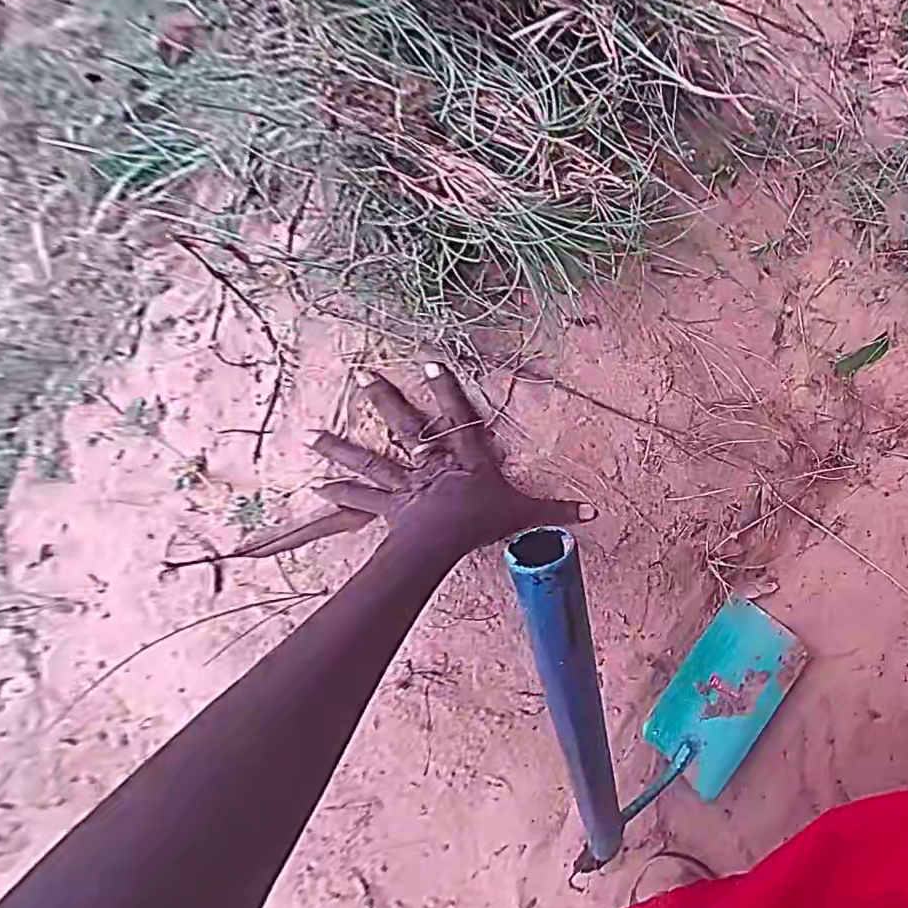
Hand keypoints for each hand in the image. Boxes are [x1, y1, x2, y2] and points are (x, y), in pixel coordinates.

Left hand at [221, 363, 591, 565]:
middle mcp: (433, 466)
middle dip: (386, 402)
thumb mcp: (527, 514)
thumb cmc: (484, 523)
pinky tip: (319, 485)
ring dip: (343, 447)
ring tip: (312, 435)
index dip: (445, 391)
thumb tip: (595, 512)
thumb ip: (558, 511)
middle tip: (364, 375)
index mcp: (466, 461)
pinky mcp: (391, 507)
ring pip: (374, 460)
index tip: (428, 363)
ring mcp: (408, 485)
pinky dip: (343, 493)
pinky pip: (365, 498)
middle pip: (408, 429)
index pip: (458, 420)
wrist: (443, 544)